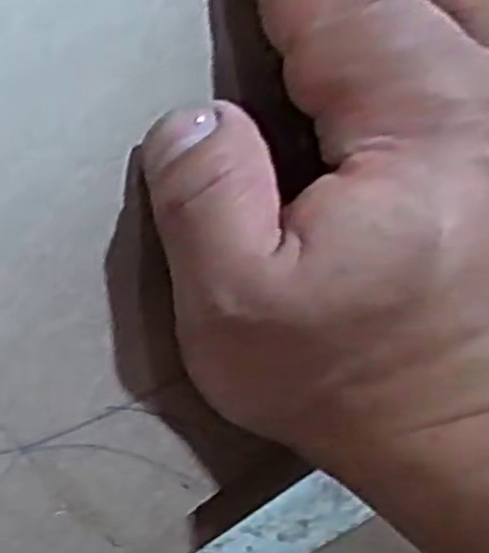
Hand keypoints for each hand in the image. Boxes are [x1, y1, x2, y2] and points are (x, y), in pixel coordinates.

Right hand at [141, 0, 488, 473]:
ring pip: (480, 21)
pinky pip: (487, 59)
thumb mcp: (230, 296)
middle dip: (358, 2)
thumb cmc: (316, 365)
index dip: (295, 0)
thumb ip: (206, 200)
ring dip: (414, 13)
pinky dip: (449, 36)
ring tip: (341, 23)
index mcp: (421, 137)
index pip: (355, 28)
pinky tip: (418, 46)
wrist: (439, 417)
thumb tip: (187, 121)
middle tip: (287, 10)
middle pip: (441, 5)